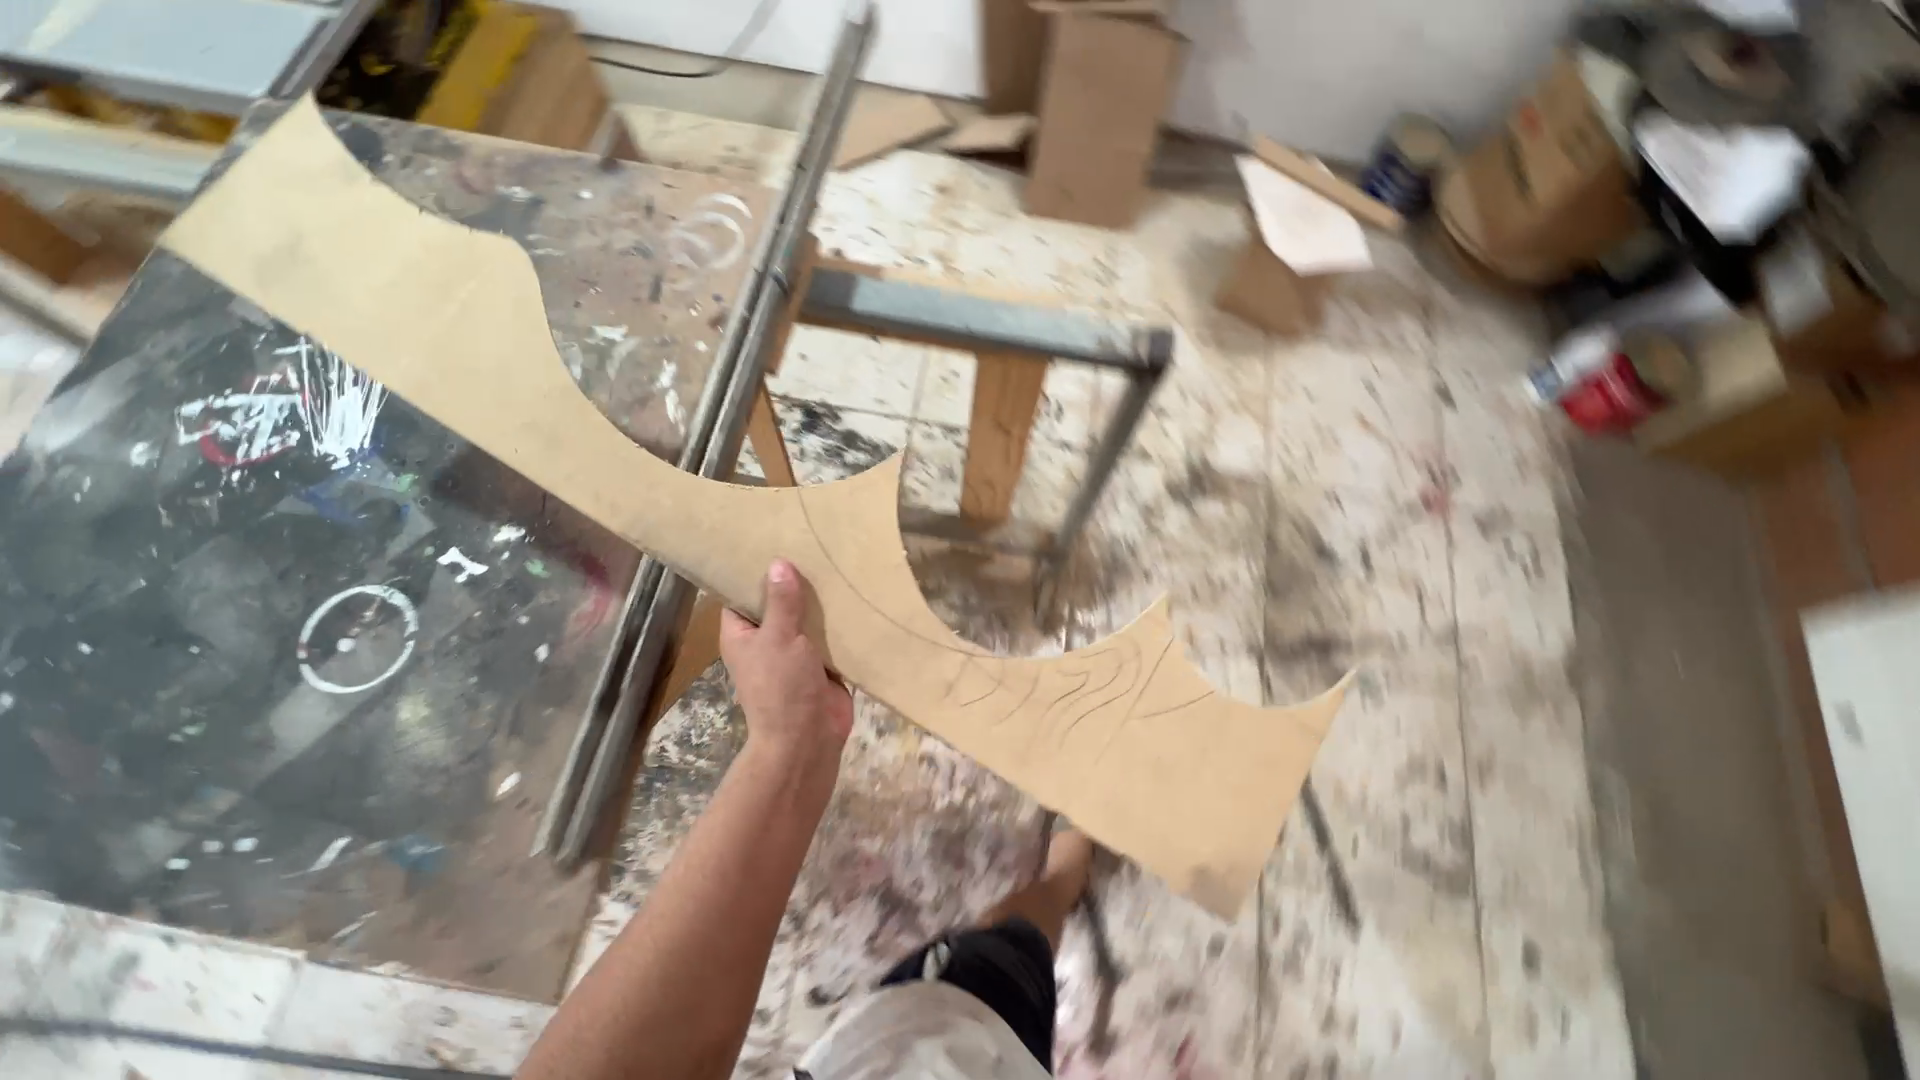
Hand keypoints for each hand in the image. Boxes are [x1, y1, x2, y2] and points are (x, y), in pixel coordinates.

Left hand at [719, 559, 853, 769]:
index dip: (753, 571)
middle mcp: (766, 641)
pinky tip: (858, 594)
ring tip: (839, 560)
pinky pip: (831, 636)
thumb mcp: (779, 638)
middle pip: (779, 603)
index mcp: (742, 635)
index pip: (741, 595)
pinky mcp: (823, 664)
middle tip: (814, 542)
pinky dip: (842, 622)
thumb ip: (782, 602)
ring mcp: (795, 653)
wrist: (807, 739)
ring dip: (822, 601)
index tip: (771, 541)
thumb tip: (778, 562)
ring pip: (807, 619)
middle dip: (796, 581)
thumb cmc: (781, 687)